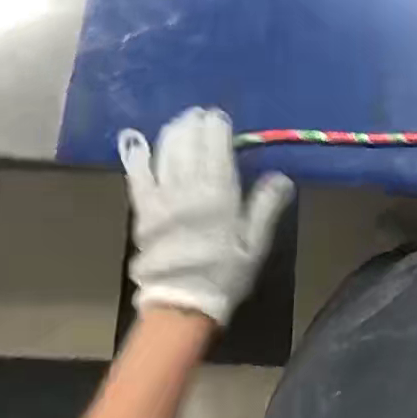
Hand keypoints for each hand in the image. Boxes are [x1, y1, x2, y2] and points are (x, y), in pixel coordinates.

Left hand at [118, 108, 294, 325]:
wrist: (183, 301)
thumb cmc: (225, 273)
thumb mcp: (256, 243)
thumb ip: (266, 206)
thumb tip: (280, 176)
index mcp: (220, 191)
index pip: (216, 144)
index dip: (216, 125)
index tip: (218, 117)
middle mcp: (189, 185)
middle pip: (188, 142)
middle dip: (193, 124)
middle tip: (197, 116)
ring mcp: (162, 194)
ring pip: (165, 151)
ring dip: (172, 133)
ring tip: (178, 124)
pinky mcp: (142, 208)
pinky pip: (137, 175)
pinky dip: (137, 155)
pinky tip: (137, 141)